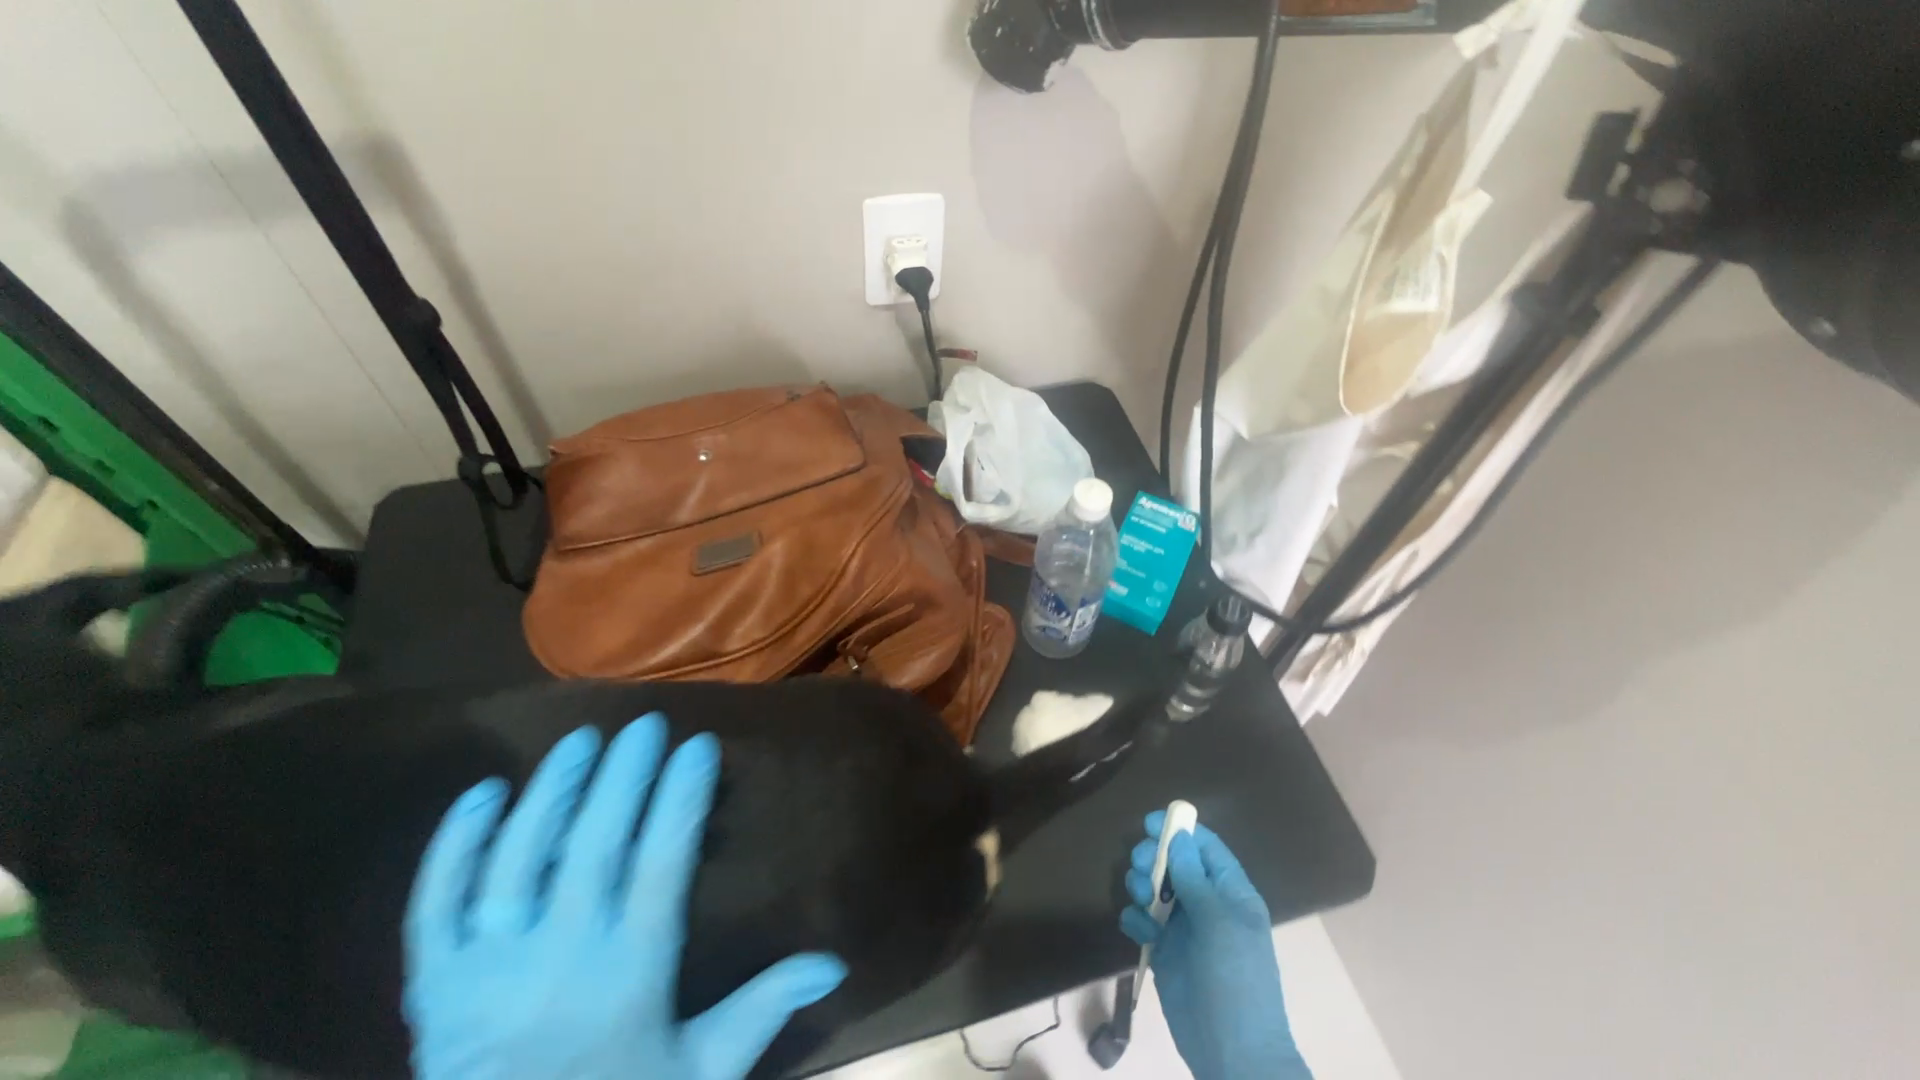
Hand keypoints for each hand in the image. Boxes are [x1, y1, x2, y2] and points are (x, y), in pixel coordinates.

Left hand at [404, 714, 847, 1079]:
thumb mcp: (701, 1071)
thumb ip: (760, 1011)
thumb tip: (832, 961)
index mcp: (630, 973)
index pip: (662, 863)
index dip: (681, 799)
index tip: (696, 747)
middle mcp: (561, 955)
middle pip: (595, 844)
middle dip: (623, 777)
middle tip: (643, 724)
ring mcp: (489, 965)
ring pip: (519, 857)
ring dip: (551, 792)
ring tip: (579, 742)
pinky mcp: (433, 981)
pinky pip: (436, 902)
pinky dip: (454, 845)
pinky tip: (482, 794)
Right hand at [1121, 813, 1309, 1079]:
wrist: (1233, 1050)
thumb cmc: (1236, 980)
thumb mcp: (1220, 924)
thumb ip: (1196, 879)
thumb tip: (1179, 836)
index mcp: (1232, 894)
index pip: (1206, 849)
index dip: (1180, 831)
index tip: (1149, 822)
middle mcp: (1208, 906)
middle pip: (1175, 864)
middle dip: (1154, 858)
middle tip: (1139, 863)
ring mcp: (1185, 930)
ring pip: (1156, 890)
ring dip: (1142, 885)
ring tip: (1139, 895)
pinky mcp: (1164, 953)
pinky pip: (1143, 922)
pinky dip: (1135, 917)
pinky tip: (1135, 926)